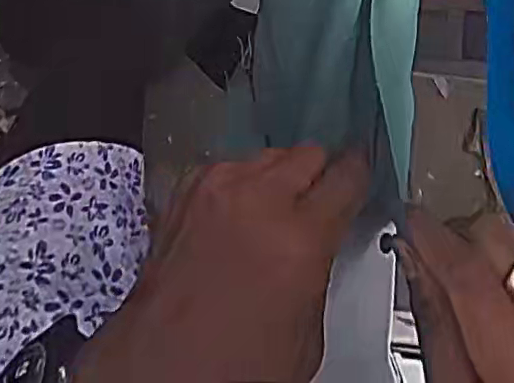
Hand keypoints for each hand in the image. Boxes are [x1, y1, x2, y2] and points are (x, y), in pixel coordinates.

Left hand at [75, 146, 369, 382]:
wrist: (154, 372)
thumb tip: (328, 231)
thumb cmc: (228, 368)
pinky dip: (243, 184)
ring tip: (274, 213)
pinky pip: (233, 165)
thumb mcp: (306, 335)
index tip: (359, 173)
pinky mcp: (190, 188)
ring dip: (281, 178)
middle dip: (319, 176)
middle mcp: (259, 201)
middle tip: (317, 201)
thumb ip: (323, 265)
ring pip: (272, 155)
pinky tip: (240, 216)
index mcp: (298, 240)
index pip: (348, 174)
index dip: (359, 174)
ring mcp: (220, 187)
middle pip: (311, 153)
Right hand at [399, 209, 513, 382]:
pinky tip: (510, 276)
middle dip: (463, 232)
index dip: (433, 238)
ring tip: (467, 257)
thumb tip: (415, 266)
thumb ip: (438, 338)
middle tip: (434, 240)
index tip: (413, 220)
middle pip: (508, 251)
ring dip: (495, 243)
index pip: (471, 281)